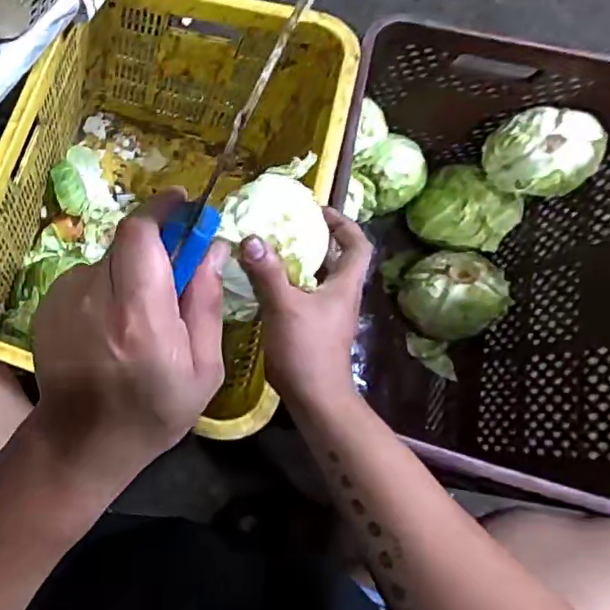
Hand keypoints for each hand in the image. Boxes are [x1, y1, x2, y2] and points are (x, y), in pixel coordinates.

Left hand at [30, 189, 227, 477]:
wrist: (82, 438)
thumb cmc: (153, 410)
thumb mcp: (201, 366)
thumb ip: (206, 301)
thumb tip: (213, 247)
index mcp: (139, 316)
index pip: (140, 234)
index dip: (161, 209)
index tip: (182, 202)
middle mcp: (94, 298)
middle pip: (124, 242)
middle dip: (152, 247)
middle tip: (171, 273)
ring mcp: (63, 300)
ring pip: (106, 263)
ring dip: (127, 276)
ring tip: (137, 320)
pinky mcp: (47, 305)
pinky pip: (86, 281)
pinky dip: (104, 292)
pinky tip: (109, 329)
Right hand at [238, 206, 371, 407]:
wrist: (316, 398)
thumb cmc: (307, 350)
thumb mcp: (284, 306)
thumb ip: (268, 272)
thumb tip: (252, 238)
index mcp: (344, 286)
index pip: (357, 245)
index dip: (342, 224)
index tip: (317, 211)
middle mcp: (340, 296)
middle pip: (335, 259)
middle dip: (314, 239)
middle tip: (284, 226)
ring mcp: (327, 314)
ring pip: (315, 278)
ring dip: (297, 261)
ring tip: (268, 249)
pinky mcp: (312, 327)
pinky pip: (301, 294)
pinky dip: (285, 283)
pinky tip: (261, 283)